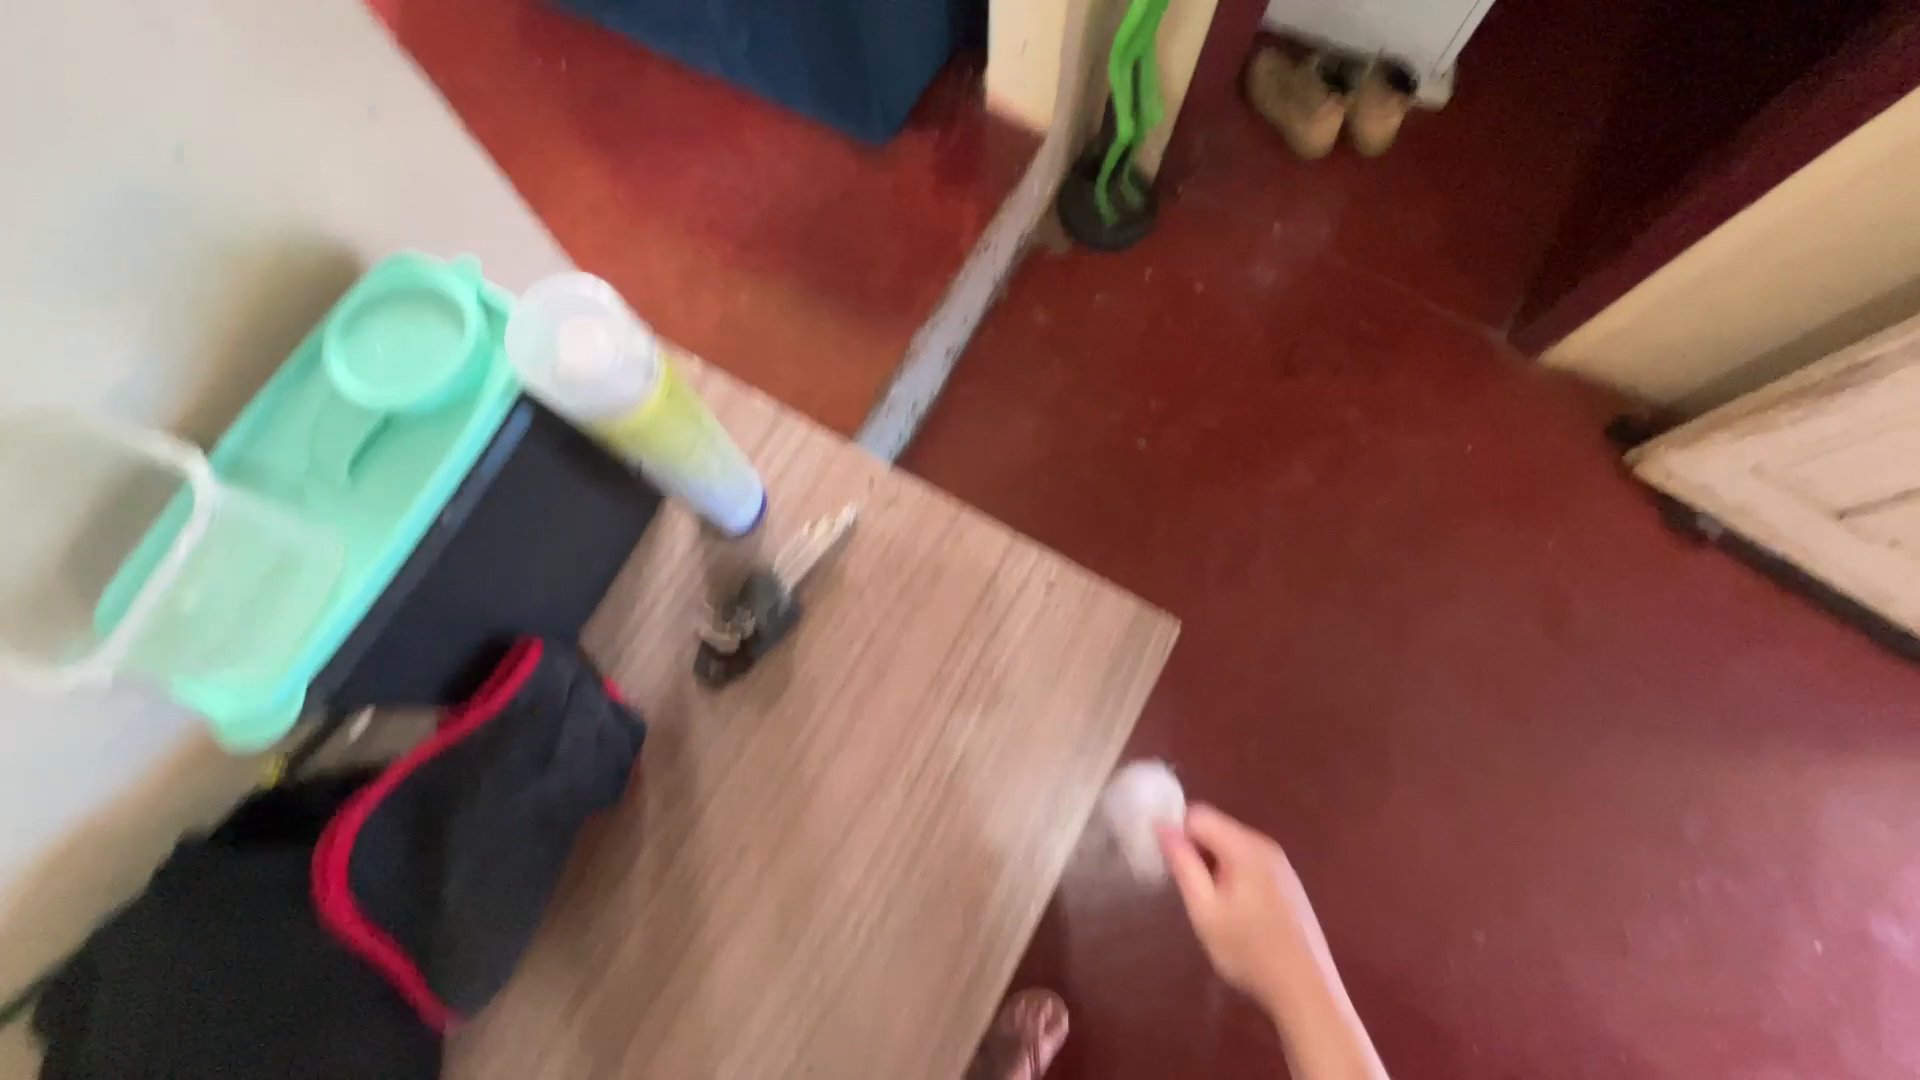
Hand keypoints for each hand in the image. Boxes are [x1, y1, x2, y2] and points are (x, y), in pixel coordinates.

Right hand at [1156, 804, 1324, 1010]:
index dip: (1176, 832)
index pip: (1198, 815)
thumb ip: (1183, 865)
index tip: (1167, 862)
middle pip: (1216, 828)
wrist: (1307, 993)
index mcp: (1244, 848)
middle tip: (1186, 887)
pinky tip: (1234, 911)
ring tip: (1208, 902)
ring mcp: (1280, 865)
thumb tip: (1161, 826)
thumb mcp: (1205, 912)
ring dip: (1212, 864)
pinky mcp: (1288, 883)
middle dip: (1195, 849)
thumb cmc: (1249, 952)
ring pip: (1231, 845)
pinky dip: (1232, 874)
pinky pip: (1248, 862)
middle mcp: (1265, 846)